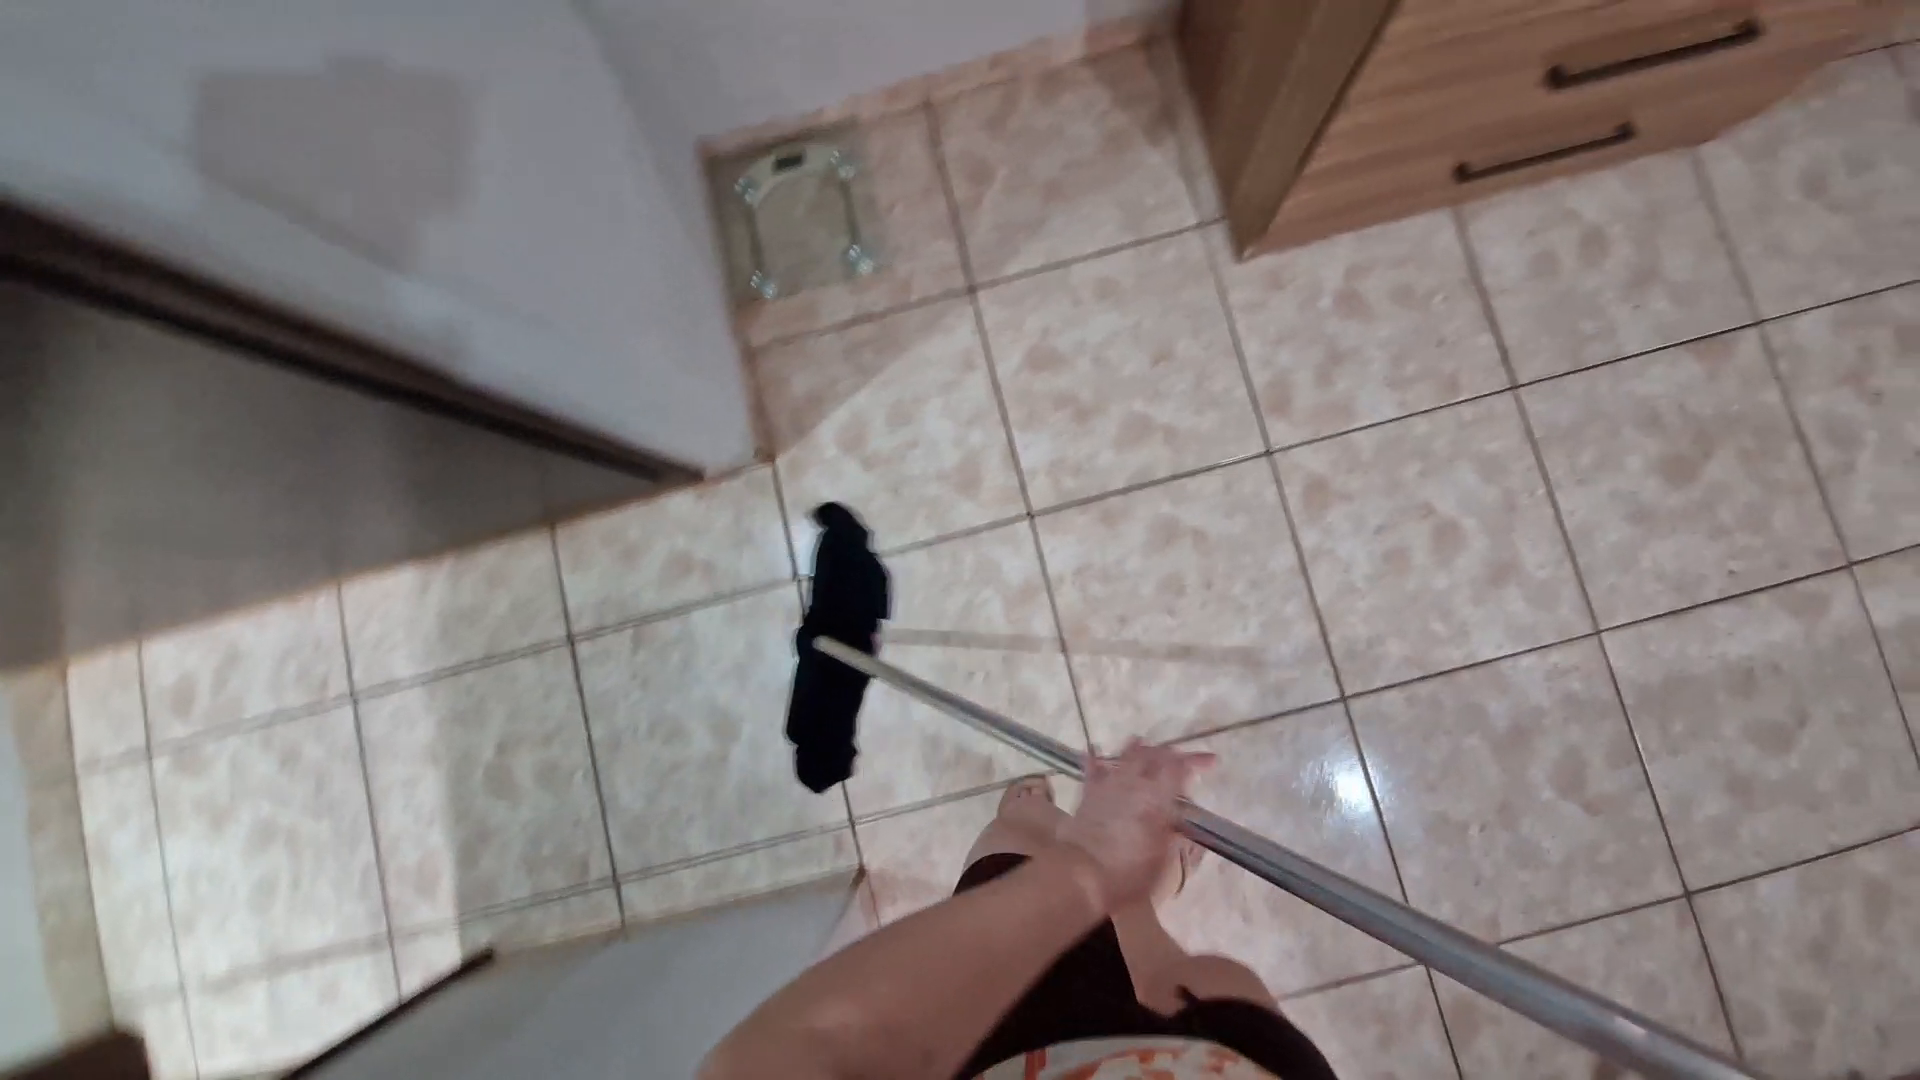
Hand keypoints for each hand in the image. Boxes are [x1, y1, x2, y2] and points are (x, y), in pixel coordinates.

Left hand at [1056, 740, 1213, 910]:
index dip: (1195, 761)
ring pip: (1124, 756)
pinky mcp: (1087, 794)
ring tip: (1144, 744)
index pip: (1178, 767)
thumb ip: (1176, 841)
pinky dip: (1096, 758)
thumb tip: (1184, 829)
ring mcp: (1107, 785)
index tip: (1211, 761)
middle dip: (1169, 753)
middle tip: (1181, 758)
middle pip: (1152, 755)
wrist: (1079, 874)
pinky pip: (1092, 769)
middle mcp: (1132, 783)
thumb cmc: (1128, 874)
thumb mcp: (1163, 864)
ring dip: (1138, 749)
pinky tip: (1094, 750)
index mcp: (1156, 798)